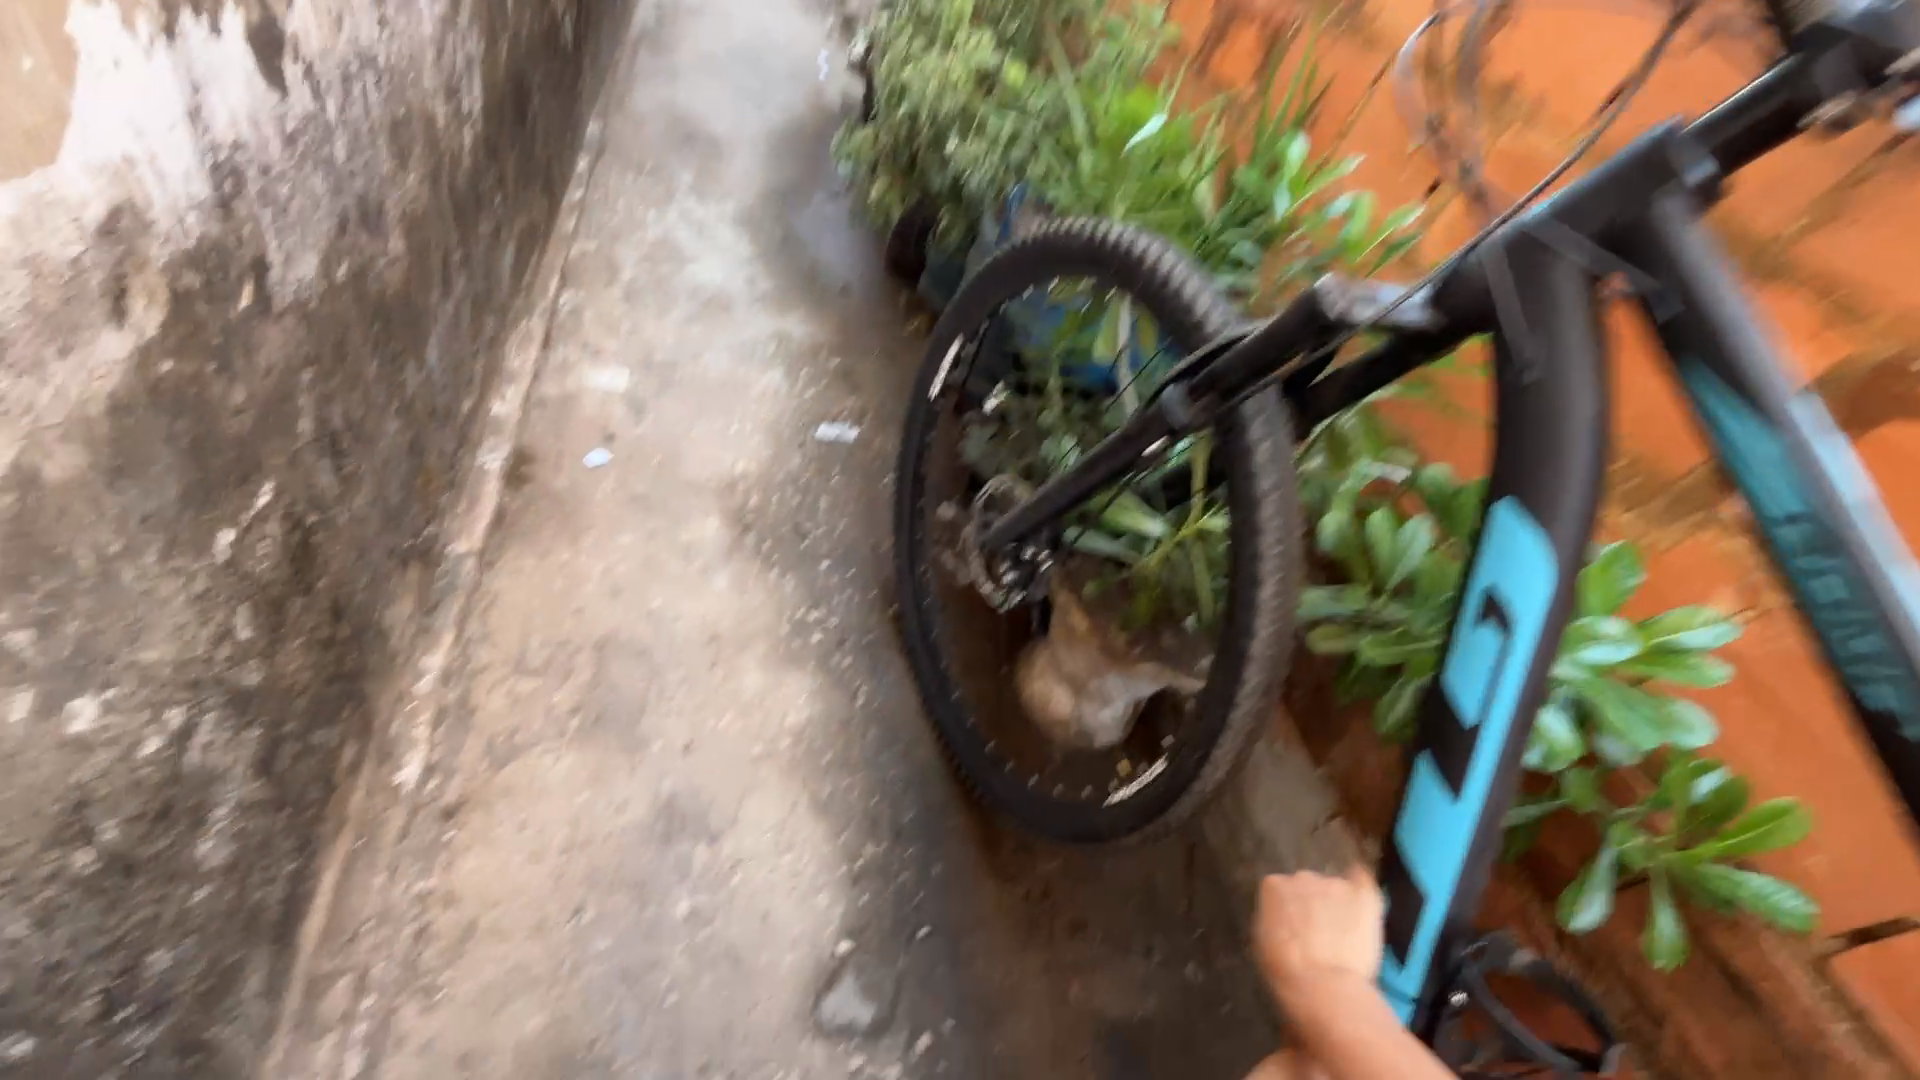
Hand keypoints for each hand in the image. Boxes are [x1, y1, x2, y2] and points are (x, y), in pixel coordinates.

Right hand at [1252, 866, 1383, 1008]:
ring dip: (1338, 904)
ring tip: (1345, 934)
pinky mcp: (1364, 895)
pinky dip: (1362, 886)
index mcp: (1273, 885)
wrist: (1323, 985)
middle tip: (1320, 933)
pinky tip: (1362, 901)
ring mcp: (1334, 883)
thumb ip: (1272, 916)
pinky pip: (1363, 881)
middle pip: (1308, 885)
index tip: (1293, 928)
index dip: (1288, 910)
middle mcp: (1302, 876)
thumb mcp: (1262, 939)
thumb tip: (1282, 914)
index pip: (1280, 889)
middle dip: (1313, 904)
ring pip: (1336, 889)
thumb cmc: (1285, 969)